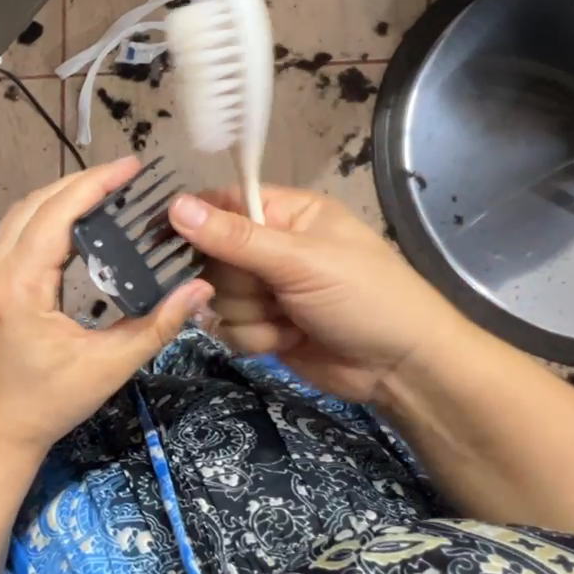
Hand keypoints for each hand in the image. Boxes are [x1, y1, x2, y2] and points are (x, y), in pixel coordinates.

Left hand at [0, 158, 213, 452]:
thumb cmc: (47, 404)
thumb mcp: (107, 367)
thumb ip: (155, 325)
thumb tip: (200, 289)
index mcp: (18, 286)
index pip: (55, 215)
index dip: (93, 185)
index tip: (130, 166)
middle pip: (33, 206)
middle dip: (78, 184)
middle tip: (124, 176)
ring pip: (18, 217)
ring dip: (58, 198)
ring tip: (104, 192)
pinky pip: (13, 236)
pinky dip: (43, 220)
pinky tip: (74, 223)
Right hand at [166, 186, 468, 402]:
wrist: (401, 370)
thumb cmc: (364, 298)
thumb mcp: (300, 261)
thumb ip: (234, 237)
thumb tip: (174, 206)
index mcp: (288, 213)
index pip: (222, 203)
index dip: (197, 221)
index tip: (172, 240)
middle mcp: (271, 247)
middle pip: (211, 257)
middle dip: (235, 283)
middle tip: (268, 290)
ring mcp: (264, 289)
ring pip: (215, 297)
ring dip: (248, 315)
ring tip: (287, 320)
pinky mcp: (260, 325)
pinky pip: (226, 328)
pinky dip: (253, 338)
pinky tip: (285, 340)